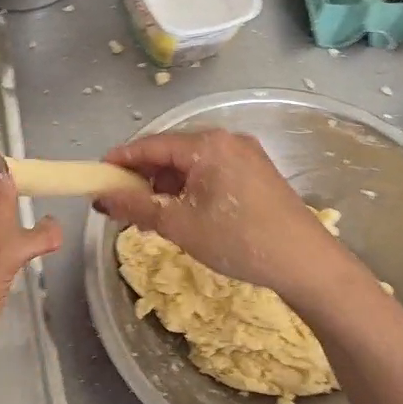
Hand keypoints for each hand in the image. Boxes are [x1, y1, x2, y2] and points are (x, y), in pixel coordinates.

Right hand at [96, 129, 364, 304]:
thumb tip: (100, 198)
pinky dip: (188, 190)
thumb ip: (135, 207)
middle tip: (121, 205)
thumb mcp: (178, 225)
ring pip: (189, 164)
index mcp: (207, 144)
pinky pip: (209, 173)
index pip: (149, 144)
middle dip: (142, 177)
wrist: (306, 263)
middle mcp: (226, 140)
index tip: (96, 177)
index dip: (119, 161)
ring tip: (150, 216)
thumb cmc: (238, 240)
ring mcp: (244, 155)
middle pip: (169, 152)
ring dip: (165, 186)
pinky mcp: (255, 173)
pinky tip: (180, 214)